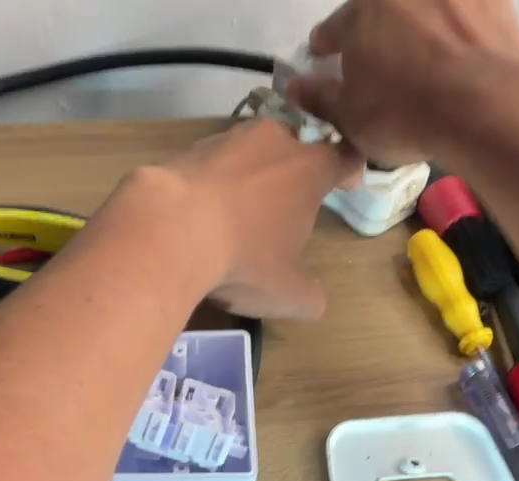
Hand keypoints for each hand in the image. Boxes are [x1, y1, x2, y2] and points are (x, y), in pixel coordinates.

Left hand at [116, 118, 359, 319]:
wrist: (169, 231)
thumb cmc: (243, 260)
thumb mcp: (286, 293)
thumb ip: (309, 297)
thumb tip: (314, 302)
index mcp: (309, 170)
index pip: (344, 159)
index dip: (350, 171)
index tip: (348, 184)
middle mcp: (274, 142)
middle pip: (294, 149)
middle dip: (293, 174)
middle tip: (284, 208)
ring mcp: (228, 140)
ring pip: (249, 153)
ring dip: (249, 178)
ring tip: (237, 214)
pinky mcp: (187, 151)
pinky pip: (209, 167)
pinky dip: (211, 187)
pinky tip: (198, 217)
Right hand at [287, 0, 518, 165]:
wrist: (484, 103)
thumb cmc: (402, 113)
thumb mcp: (350, 116)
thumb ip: (320, 97)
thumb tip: (295, 86)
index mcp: (362, 11)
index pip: (333, 28)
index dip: (325, 45)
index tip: (322, 54)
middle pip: (379, 10)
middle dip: (372, 31)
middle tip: (374, 59)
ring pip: (422, 9)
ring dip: (415, 26)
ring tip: (418, 55)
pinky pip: (462, 11)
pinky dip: (454, 27)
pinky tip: (456, 53)